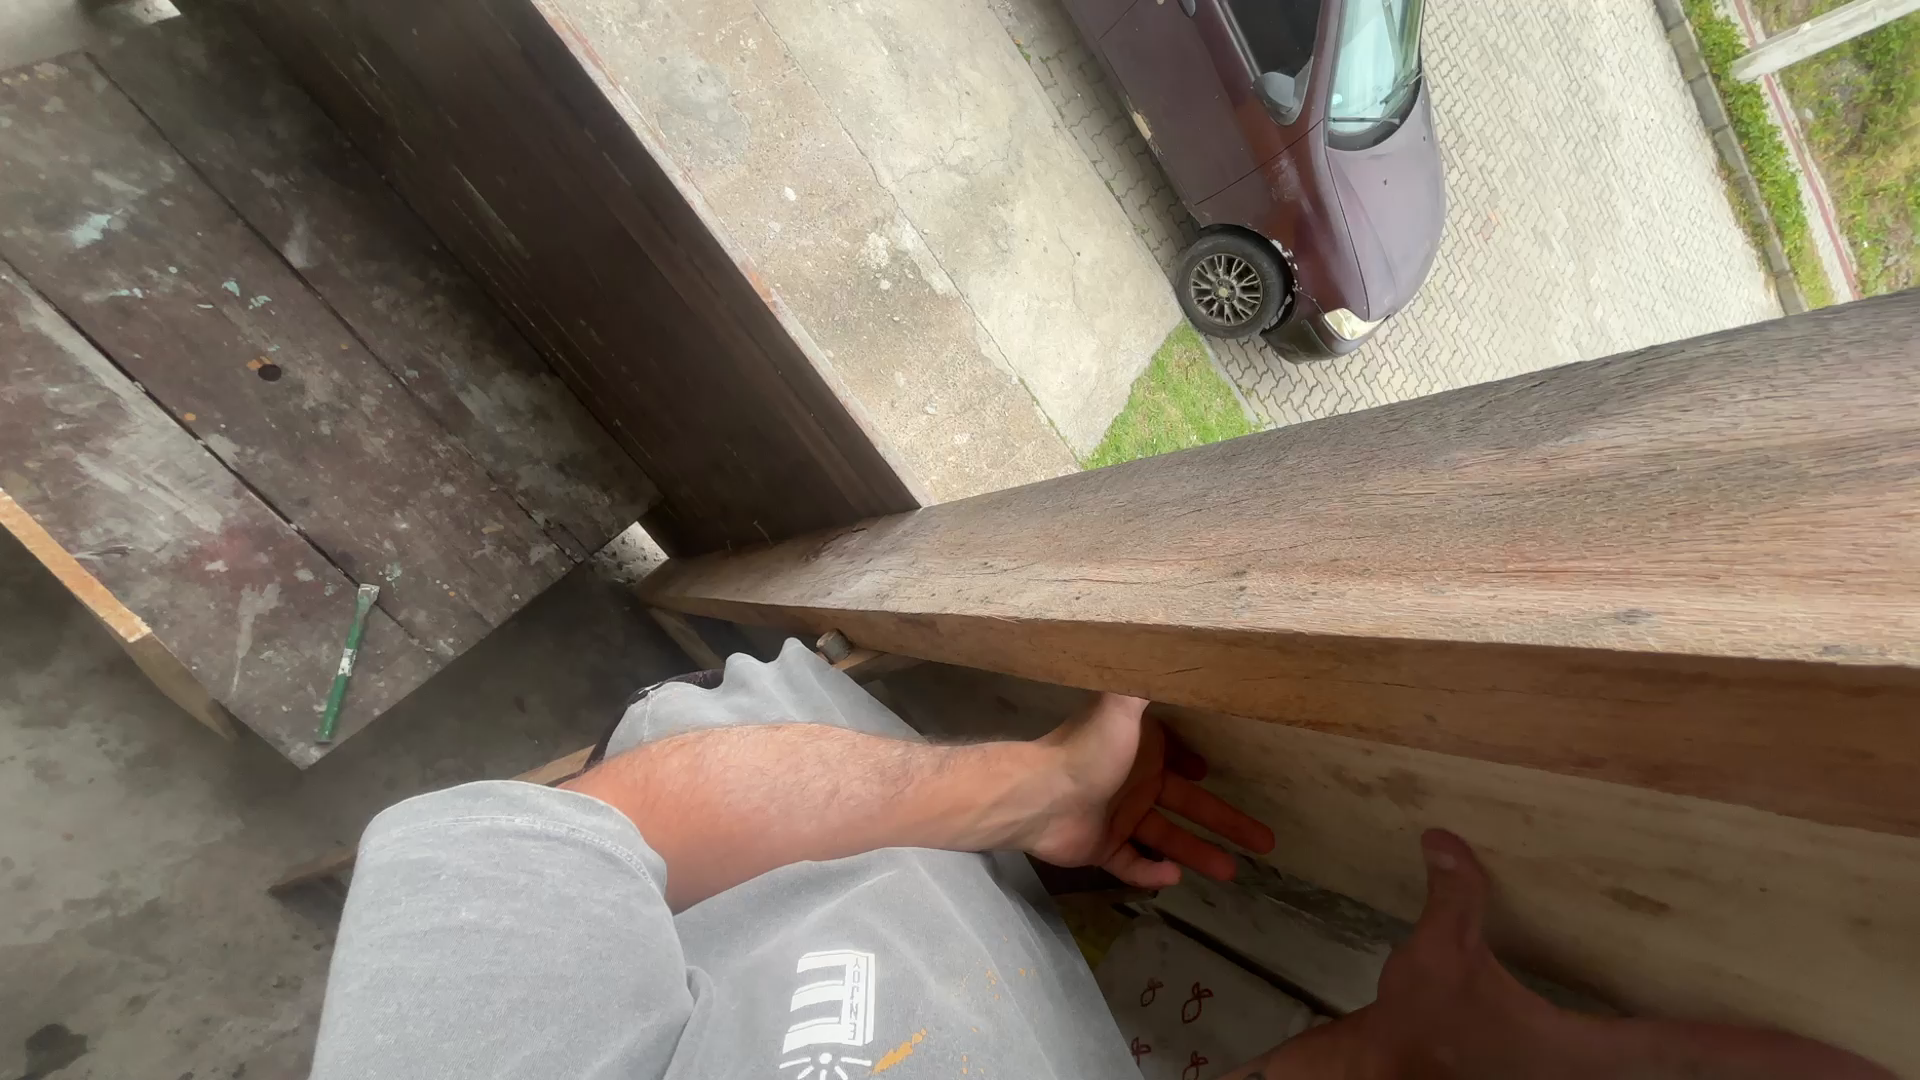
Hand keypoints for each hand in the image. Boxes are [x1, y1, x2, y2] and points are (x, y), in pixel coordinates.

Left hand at [1022, 693, 1275, 887]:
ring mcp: (1115, 816)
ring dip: (1198, 853)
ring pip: (1166, 837)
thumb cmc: (1088, 751)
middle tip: (1266, 842)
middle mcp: (1130, 781)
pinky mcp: (1100, 848)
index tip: (1215, 772)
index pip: (1175, 757)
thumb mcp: (1122, 708)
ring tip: (1233, 872)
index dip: (1194, 765)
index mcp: (1139, 750)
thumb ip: (1145, 685)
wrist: (1041, 796)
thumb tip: (1172, 643)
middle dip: (1224, 820)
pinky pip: (1132, 863)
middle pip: (1186, 804)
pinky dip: (1151, 871)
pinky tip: (1175, 878)